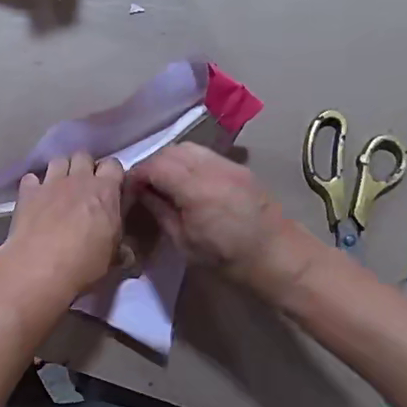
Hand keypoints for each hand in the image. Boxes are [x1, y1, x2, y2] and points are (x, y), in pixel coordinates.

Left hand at [0, 152, 126, 303]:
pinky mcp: (27, 192)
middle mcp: (78, 179)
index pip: (113, 165)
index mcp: (105, 191)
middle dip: (85, 167)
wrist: (40, 267)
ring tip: (60, 189)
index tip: (110, 188)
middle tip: (84, 187)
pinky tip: (35, 198)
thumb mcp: (112, 257)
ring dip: (61, 171)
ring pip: (58, 160)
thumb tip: (125, 251)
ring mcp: (51, 183)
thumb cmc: (84, 263)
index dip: (111, 174)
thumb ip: (119, 245)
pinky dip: (34, 185)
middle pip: (83, 156)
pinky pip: (31, 178)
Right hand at [128, 143, 325, 301]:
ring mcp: (228, 164)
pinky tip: (186, 182)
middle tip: (144, 186)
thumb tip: (140, 193)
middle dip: (152, 165)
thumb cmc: (228, 258)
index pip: (155, 165)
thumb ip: (160, 210)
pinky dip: (187, 161)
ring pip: (187, 148)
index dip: (137, 174)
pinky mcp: (238, 167)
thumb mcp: (184, 241)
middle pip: (170, 151)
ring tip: (164, 183)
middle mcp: (212, 168)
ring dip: (169, 160)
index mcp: (196, 188)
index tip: (128, 189)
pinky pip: (204, 154)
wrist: (278, 256)